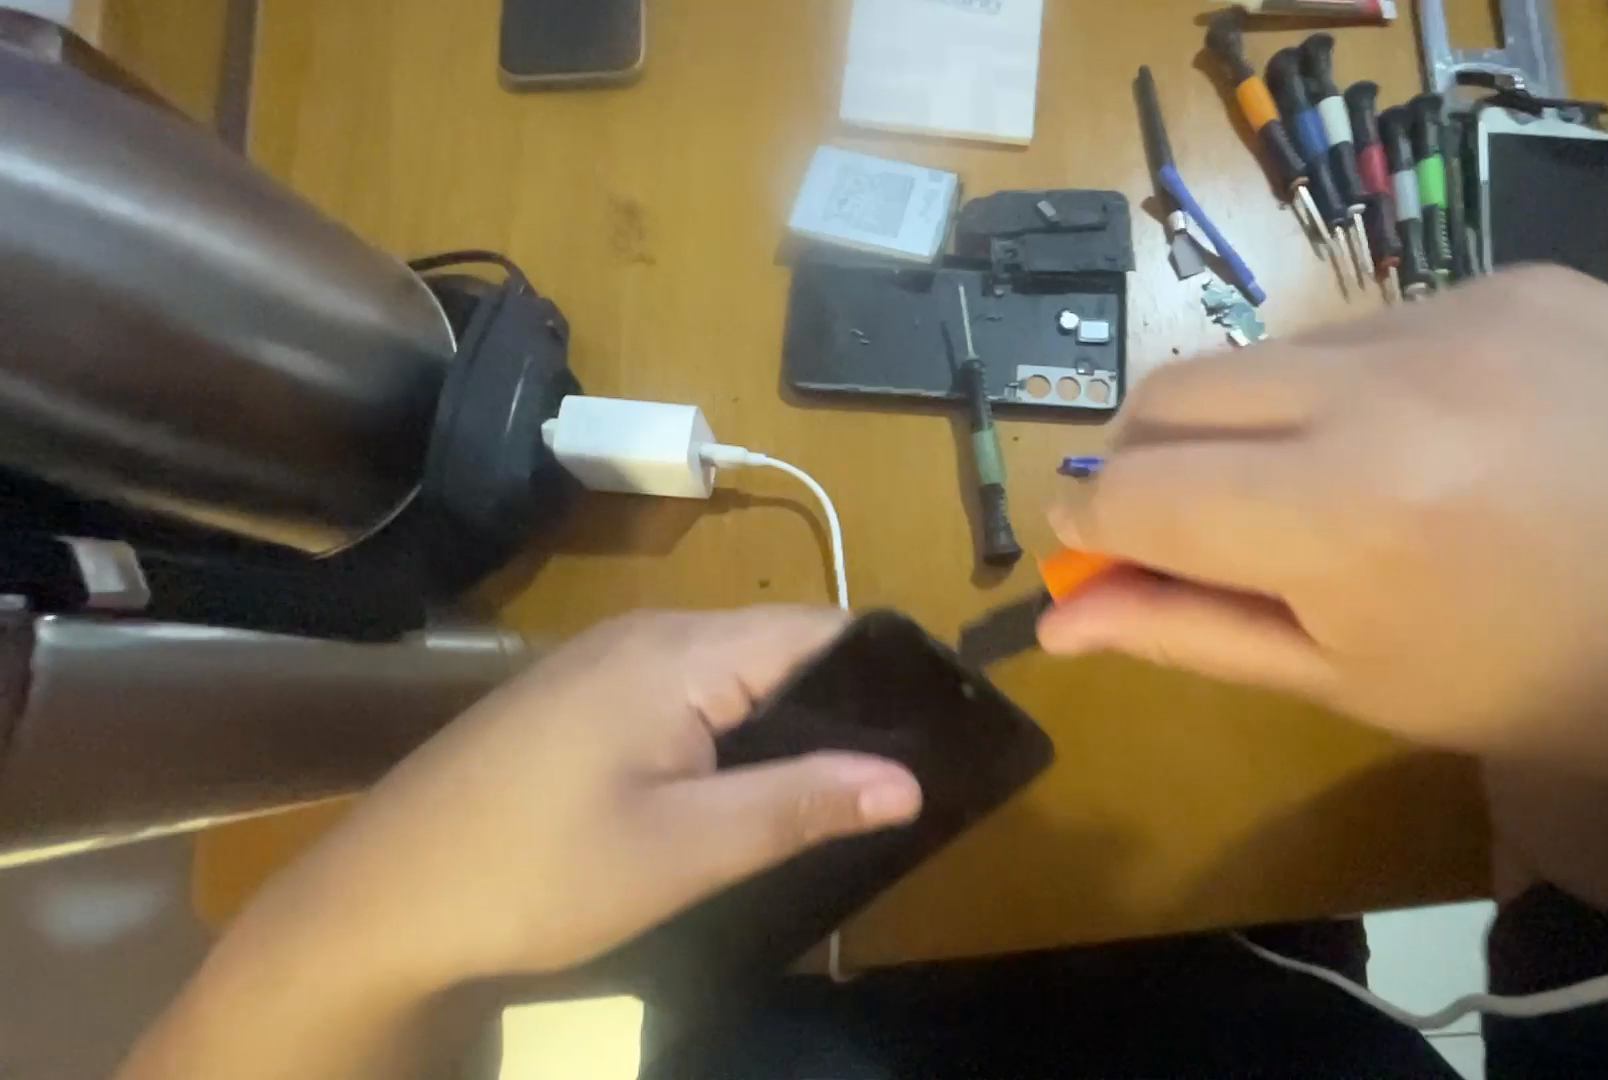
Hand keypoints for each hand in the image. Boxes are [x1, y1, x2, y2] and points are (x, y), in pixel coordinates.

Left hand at [230, 607, 921, 993]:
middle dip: (840, 694)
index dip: (882, 668)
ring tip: (834, 770)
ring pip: (737, 663)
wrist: (370, 907)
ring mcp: (614, 654)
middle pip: (780, 642)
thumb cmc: (533, 874)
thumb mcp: (681, 850)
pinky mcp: (590, 686)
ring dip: (787, 709)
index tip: (928, 721)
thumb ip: (799, 803)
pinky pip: (693, 681)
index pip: (818, 630)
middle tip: (889, 763)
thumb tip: (908, 781)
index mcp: (683, 653)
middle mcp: (654, 631)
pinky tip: (744, 768)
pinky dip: (736, 716)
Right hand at [1041, 268, 1607, 817]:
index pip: (1137, 492)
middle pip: (1170, 391)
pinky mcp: (1518, 278)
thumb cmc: (1521, 686)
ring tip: (1312, 479)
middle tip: (1166, 509)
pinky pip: (1355, 327)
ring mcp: (1464, 311)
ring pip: (1258, 355)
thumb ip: (1179, 630)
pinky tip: (1408, 435)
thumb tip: (1055, 621)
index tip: (1080, 538)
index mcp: (1345, 512)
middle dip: (1136, 456)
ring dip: (1240, 420)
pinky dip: (1333, 386)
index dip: (1086, 520)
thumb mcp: (1332, 675)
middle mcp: (1393, 384)